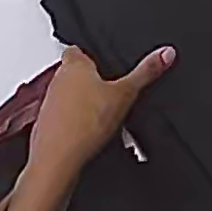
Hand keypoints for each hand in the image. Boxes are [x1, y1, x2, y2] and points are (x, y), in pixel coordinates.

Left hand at [26, 45, 174, 184]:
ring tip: (102, 114)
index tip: (100, 59)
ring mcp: (49, 104)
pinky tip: (90, 134)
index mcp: (74, 65)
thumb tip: (165, 53)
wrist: (57, 161)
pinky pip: (63, 120)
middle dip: (88, 79)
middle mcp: (57, 81)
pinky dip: (74, 124)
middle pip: (72, 72)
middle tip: (107, 88)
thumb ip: (146, 72)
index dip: (88, 53)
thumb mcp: (125, 93)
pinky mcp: (46, 127)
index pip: (77, 49)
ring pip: (67, 97)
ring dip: (80, 103)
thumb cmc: (84, 124)